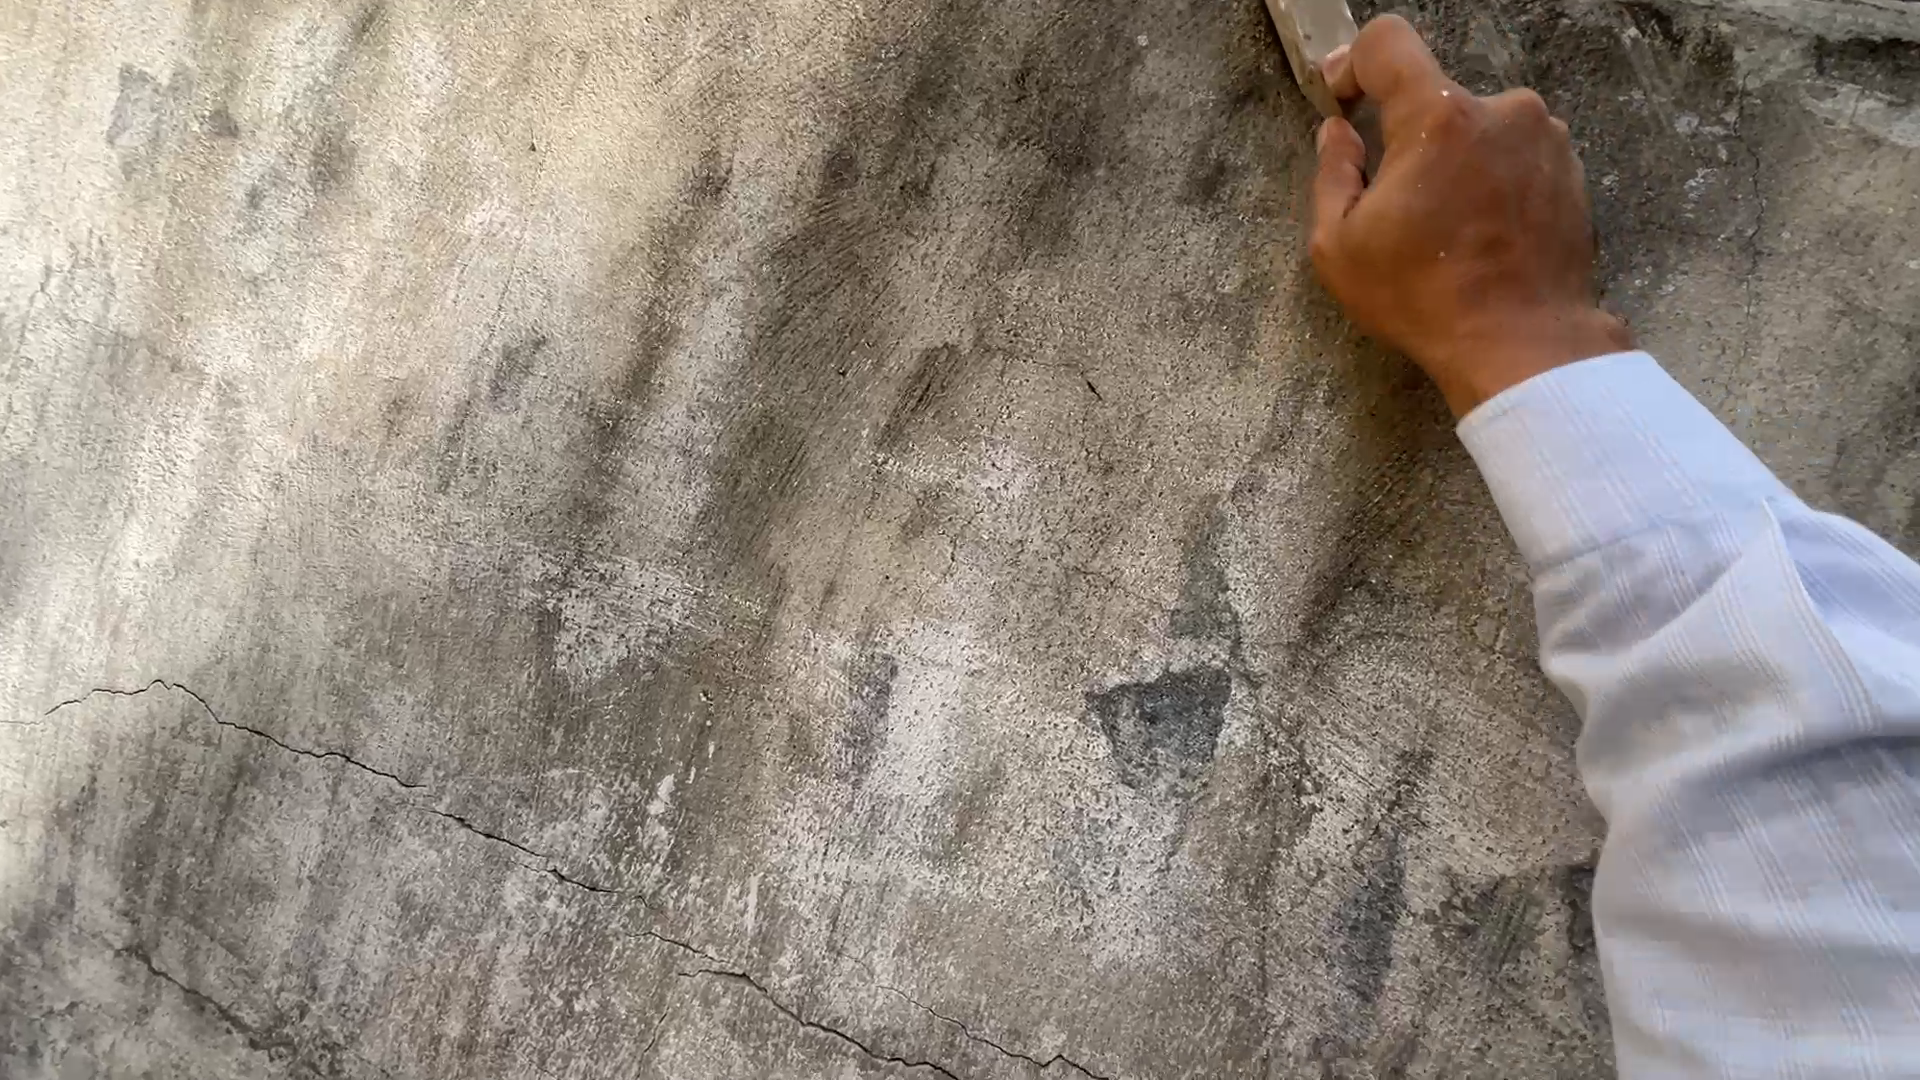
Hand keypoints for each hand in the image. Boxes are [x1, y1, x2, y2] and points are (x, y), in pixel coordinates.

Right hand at [1308, 16, 1630, 417]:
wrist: (1515, 336)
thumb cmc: (1414, 294)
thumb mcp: (1338, 247)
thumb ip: (1331, 176)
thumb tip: (1337, 132)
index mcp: (1436, 118)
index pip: (1387, 43)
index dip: (1353, 63)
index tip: (1341, 98)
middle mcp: (1499, 107)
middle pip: (1433, 101)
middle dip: (1405, 143)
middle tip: (1392, 211)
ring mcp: (1543, 134)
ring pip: (1474, 130)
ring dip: (1448, 163)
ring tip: (1439, 231)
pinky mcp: (1569, 164)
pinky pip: (1509, 155)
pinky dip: (1484, 181)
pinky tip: (1475, 235)